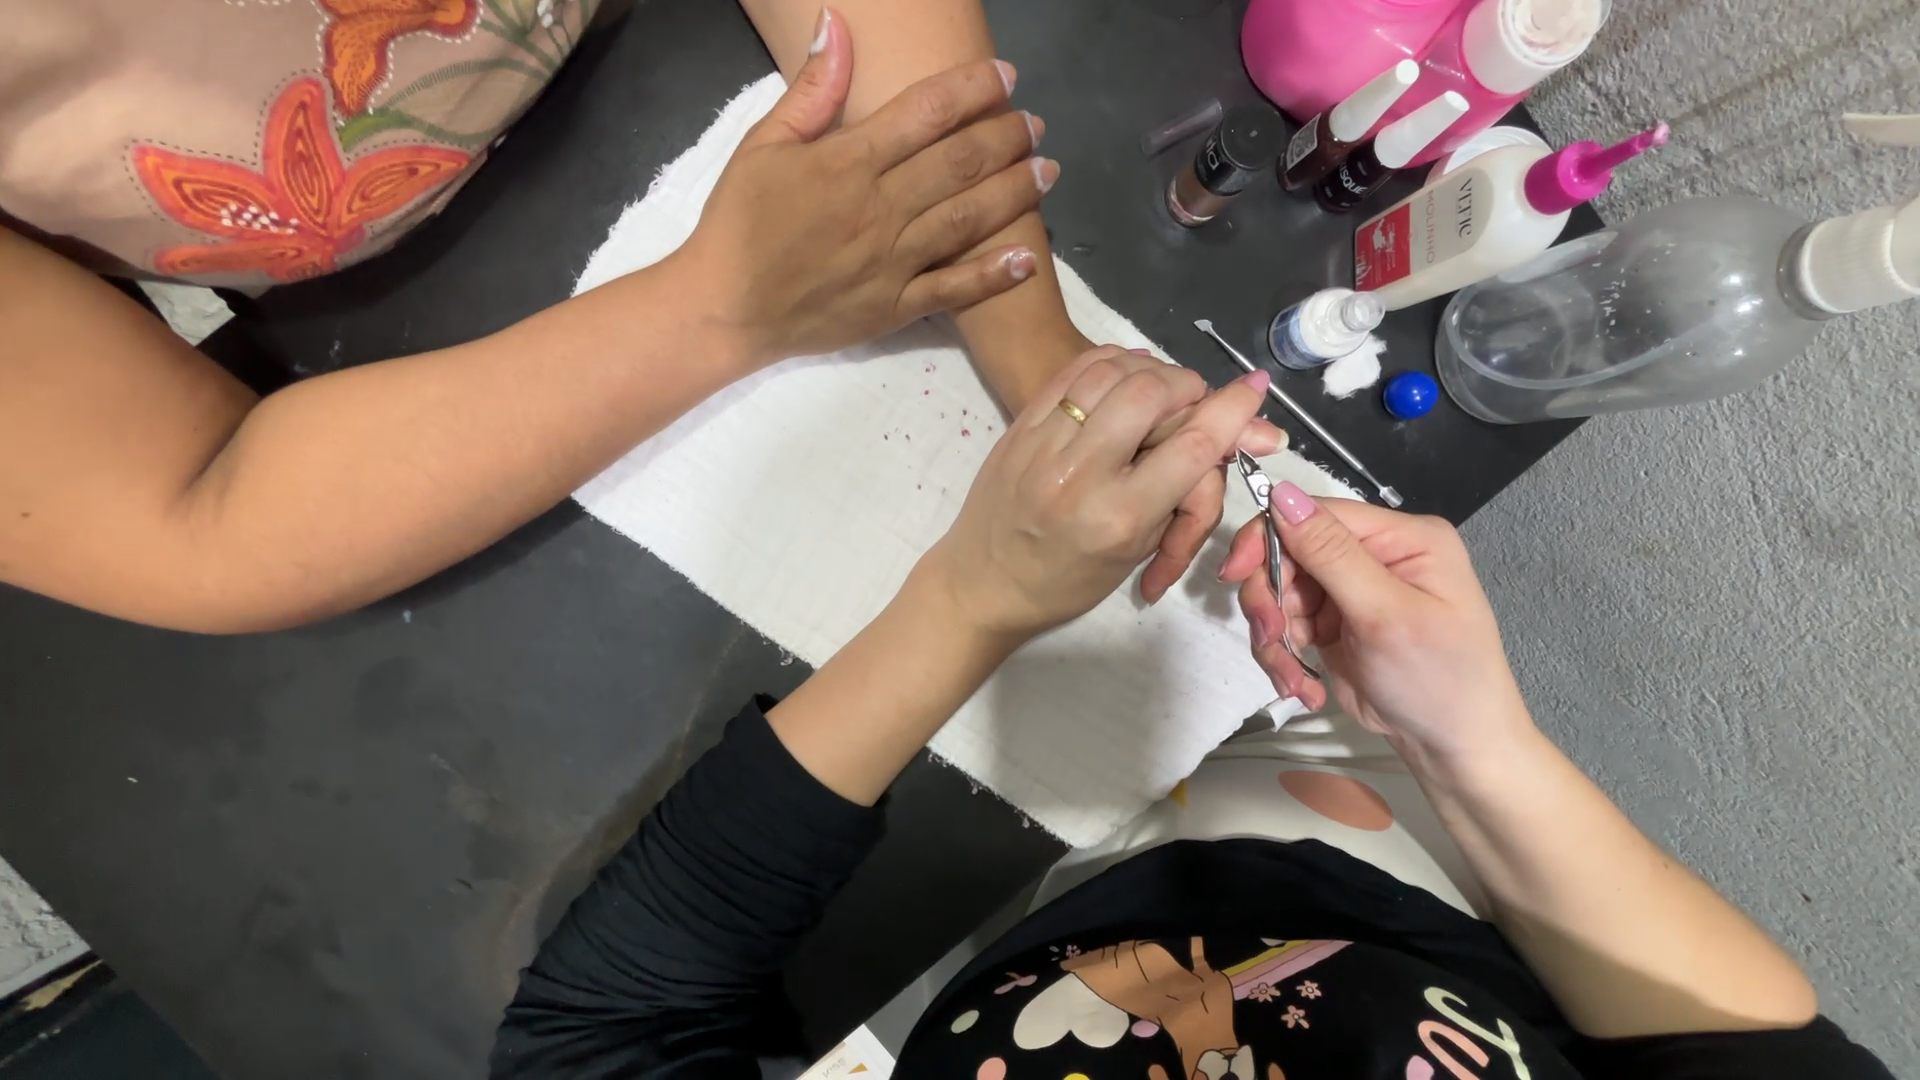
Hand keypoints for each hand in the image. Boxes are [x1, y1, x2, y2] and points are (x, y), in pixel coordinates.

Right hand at [676, 9, 1054, 366]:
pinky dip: (993, 275)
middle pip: (958, 163)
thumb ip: (810, 92)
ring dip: (1013, 193)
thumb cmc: (739, 226)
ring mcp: (893, 262)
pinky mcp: (895, 308)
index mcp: (849, 162)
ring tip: (1047, 171)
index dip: (972, 89)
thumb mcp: (761, 146)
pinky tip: (1027, 258)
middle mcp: (881, 208)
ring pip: (966, 219)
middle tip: (1035, 124)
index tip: (1006, 76)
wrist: (727, 308)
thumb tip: (837, 26)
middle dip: (1005, 137)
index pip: (926, 113)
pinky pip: (953, 290)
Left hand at [923, 346, 1268, 640]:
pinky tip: (1123, 376)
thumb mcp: (1134, 549)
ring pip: (1111, 369)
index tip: (1256, 390)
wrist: (982, 583)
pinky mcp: (1019, 426)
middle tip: (1194, 402)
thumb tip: (1239, 433)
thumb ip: (1183, 490)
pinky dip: (1110, 364)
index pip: (1192, 444)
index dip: (1234, 411)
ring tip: (1161, 388)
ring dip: (1150, 369)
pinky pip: (1073, 371)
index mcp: (1118, 517)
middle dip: (1188, 387)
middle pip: (1152, 391)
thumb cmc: (1066, 585)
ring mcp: (1043, 444)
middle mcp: (1080, 473)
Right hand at [1219, 491, 1535, 763]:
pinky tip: (1304, 686)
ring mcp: (1348, 591)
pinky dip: (1283, 657)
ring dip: (1274, 638)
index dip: (1267, 537)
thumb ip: (1330, 554)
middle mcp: (1372, 555)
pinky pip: (1283, 626)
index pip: (1315, 515)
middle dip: (1270, 600)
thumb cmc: (1438, 679)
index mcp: (1401, 538)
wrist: (1453, 748)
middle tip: (1271, 638)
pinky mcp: (1330, 624)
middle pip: (1287, 555)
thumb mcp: (1384, 615)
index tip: (1233, 573)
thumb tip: (1280, 493)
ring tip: (1294, 680)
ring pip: (1277, 594)